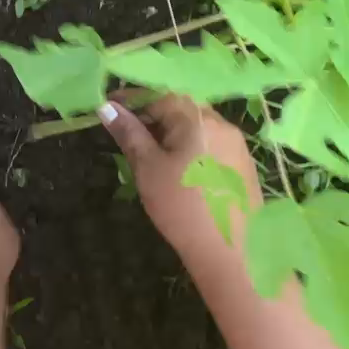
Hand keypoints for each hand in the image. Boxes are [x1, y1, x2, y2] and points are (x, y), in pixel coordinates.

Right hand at [98, 92, 260, 260]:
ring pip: (195, 125)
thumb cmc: (182, 205)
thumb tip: (107, 107)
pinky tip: (174, 167)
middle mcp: (222, 124)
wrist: (232, 253)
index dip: (131, 98)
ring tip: (146, 151)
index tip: (108, 106)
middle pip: (181, 107)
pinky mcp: (241, 165)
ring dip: (169, 130)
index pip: (159, 94)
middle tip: (124, 131)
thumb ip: (128, 133)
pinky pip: (208, 142)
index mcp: (198, 119)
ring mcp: (236, 144)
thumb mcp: (147, 167)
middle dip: (151, 114)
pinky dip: (187, 145)